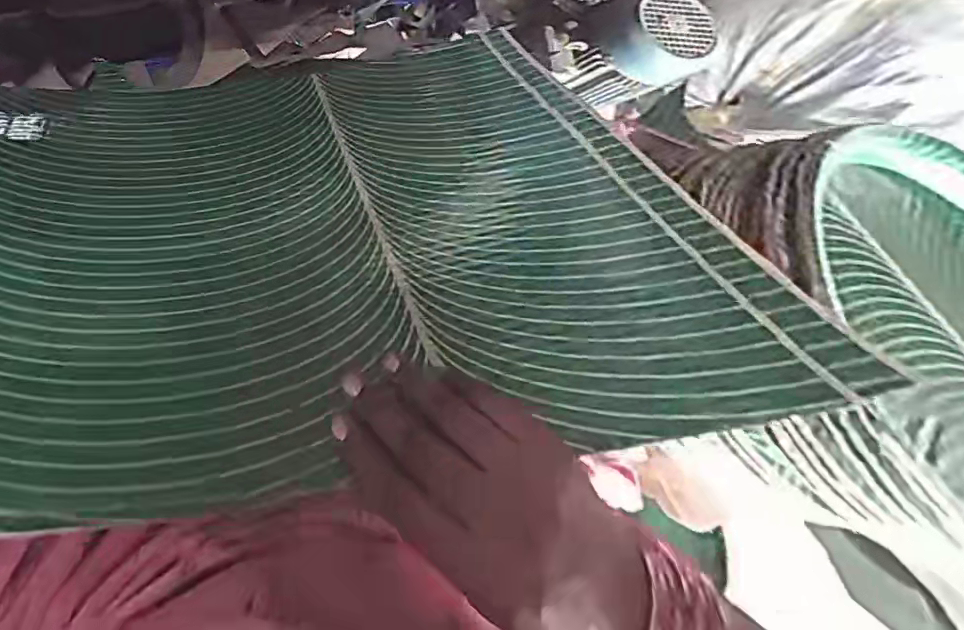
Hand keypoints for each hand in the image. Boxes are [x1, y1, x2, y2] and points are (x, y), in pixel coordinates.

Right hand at [333, 358, 649, 629]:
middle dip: (378, 410)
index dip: (361, 454)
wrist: (626, 601)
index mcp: (470, 559)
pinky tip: (436, 372)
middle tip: (351, 382)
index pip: (397, 496)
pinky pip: (494, 405)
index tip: (337, 423)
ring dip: (412, 386)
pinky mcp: (548, 449)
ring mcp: (524, 475)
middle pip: (419, 449)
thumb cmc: (535, 598)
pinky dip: (459, 384)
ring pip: (453, 418)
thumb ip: (422, 533)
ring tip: (384, 363)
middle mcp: (493, 514)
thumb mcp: (472, 587)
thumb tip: (367, 474)